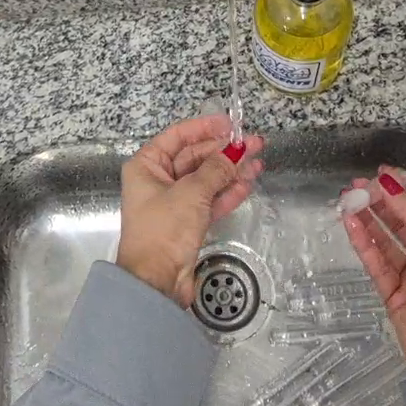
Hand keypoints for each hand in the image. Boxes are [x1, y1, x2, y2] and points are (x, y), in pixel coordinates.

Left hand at [116, 113, 265, 306]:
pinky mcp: (187, 223)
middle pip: (195, 157)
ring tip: (258, 162)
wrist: (156, 282)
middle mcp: (157, 180)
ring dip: (231, 171)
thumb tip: (235, 151)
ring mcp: (173, 202)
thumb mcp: (191, 194)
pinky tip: (247, 182)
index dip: (204, 127)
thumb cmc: (164, 229)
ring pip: (206, 179)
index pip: (178, 136)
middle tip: (254, 143)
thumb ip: (215, 170)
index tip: (230, 123)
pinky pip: (209, 200)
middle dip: (224, 151)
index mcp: (147, 166)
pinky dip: (227, 192)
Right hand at [342, 165, 405, 372]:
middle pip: (401, 223)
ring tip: (347, 200)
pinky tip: (351, 225)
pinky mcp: (394, 296)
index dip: (401, 190)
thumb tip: (390, 181)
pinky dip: (362, 243)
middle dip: (380, 202)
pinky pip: (376, 264)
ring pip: (385, 241)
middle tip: (356, 185)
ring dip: (367, 219)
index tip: (379, 173)